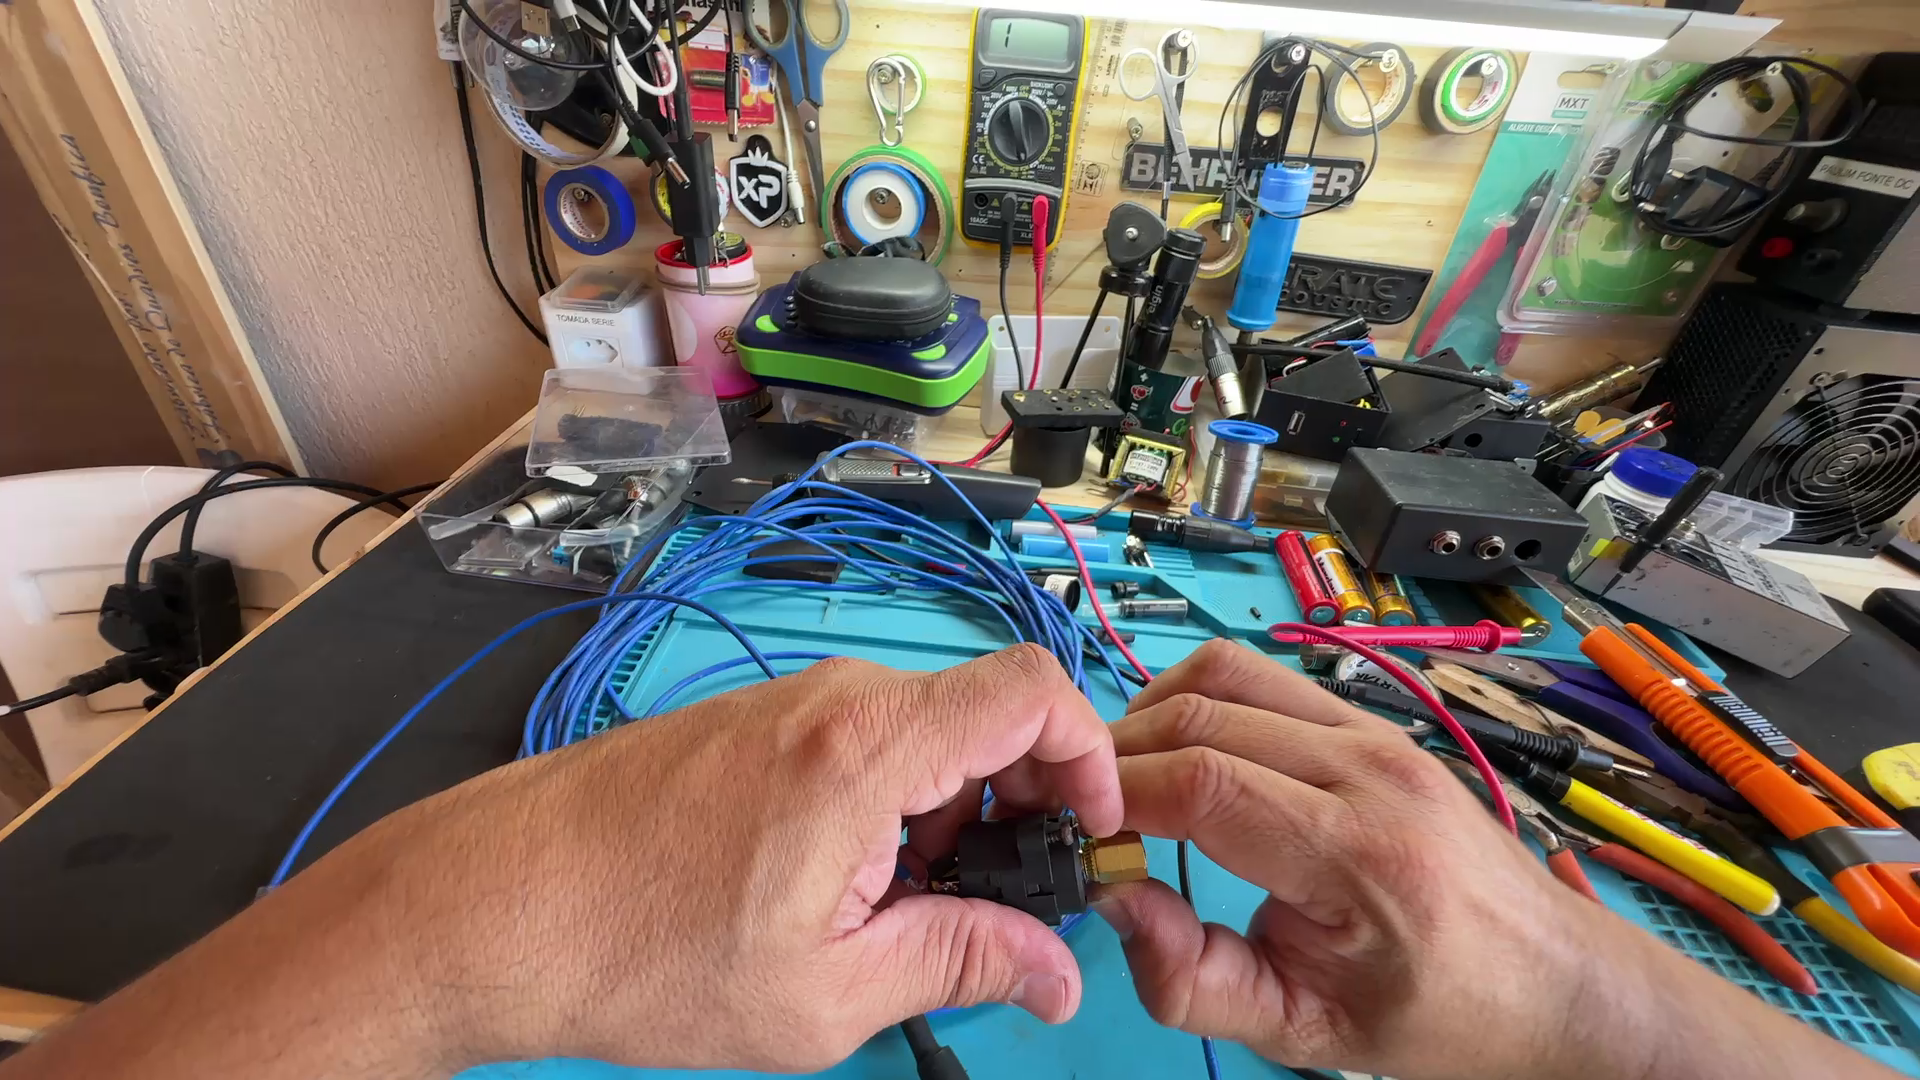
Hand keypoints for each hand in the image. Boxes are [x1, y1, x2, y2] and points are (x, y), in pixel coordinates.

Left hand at [334, 644, 1121, 1071]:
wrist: (500, 896)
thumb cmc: (650, 951)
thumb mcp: (826, 992)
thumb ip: (962, 963)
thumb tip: (1061, 974)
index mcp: (873, 743)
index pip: (1032, 689)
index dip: (1087, 749)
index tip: (1084, 828)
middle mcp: (847, 695)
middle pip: (987, 714)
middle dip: (1019, 801)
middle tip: (991, 894)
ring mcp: (806, 696)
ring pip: (932, 731)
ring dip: (953, 808)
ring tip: (901, 900)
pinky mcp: (775, 713)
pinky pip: (876, 735)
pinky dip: (900, 796)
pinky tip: (848, 870)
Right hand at [1091, 640, 1618, 1079]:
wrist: (1559, 981)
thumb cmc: (1433, 1018)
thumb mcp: (1304, 1033)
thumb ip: (1190, 980)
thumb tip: (1111, 894)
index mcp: (1358, 855)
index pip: (1203, 784)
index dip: (1121, 797)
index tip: (1082, 830)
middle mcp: (1364, 766)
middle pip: (1198, 719)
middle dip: (1119, 754)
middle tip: (1088, 803)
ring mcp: (1369, 726)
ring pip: (1220, 674)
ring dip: (1151, 712)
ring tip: (1129, 769)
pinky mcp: (1365, 714)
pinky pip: (1254, 672)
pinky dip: (1194, 694)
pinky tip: (1183, 743)